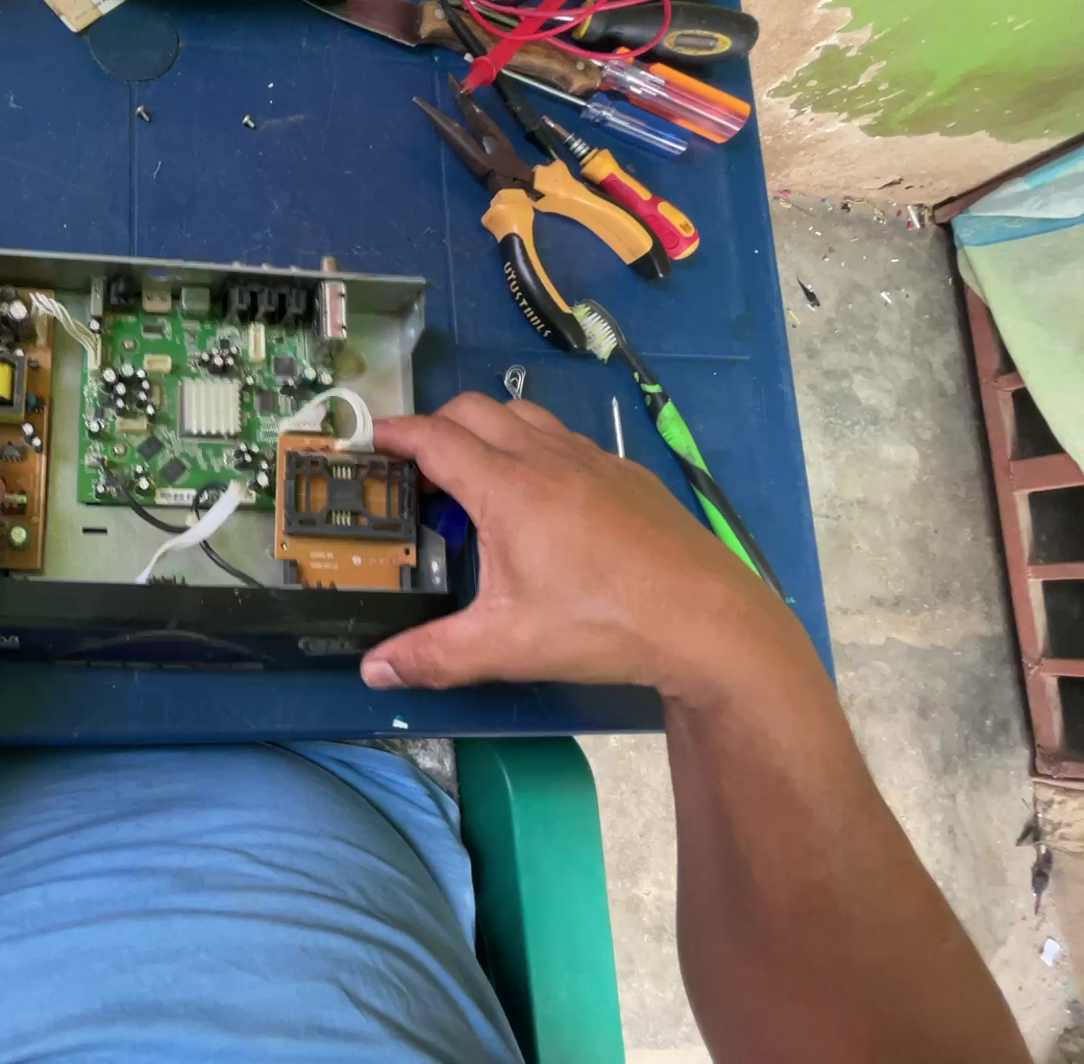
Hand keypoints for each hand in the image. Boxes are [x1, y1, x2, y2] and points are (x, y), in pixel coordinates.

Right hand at [360, 392, 817, 702]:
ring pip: (521, 414)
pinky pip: (561, 437)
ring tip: (472, 476)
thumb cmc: (602, 627)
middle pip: (472, 410)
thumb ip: (431, 656)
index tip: (367, 439)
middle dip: (432, 426)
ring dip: (483, 430)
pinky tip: (538, 498)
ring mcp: (592, 460)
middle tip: (415, 469)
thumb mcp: (505, 647)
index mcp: (508, 490)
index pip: (435, 439)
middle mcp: (546, 459)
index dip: (393, 433)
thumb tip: (371, 672)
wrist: (717, 626)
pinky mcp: (626, 473)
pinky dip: (530, 447)